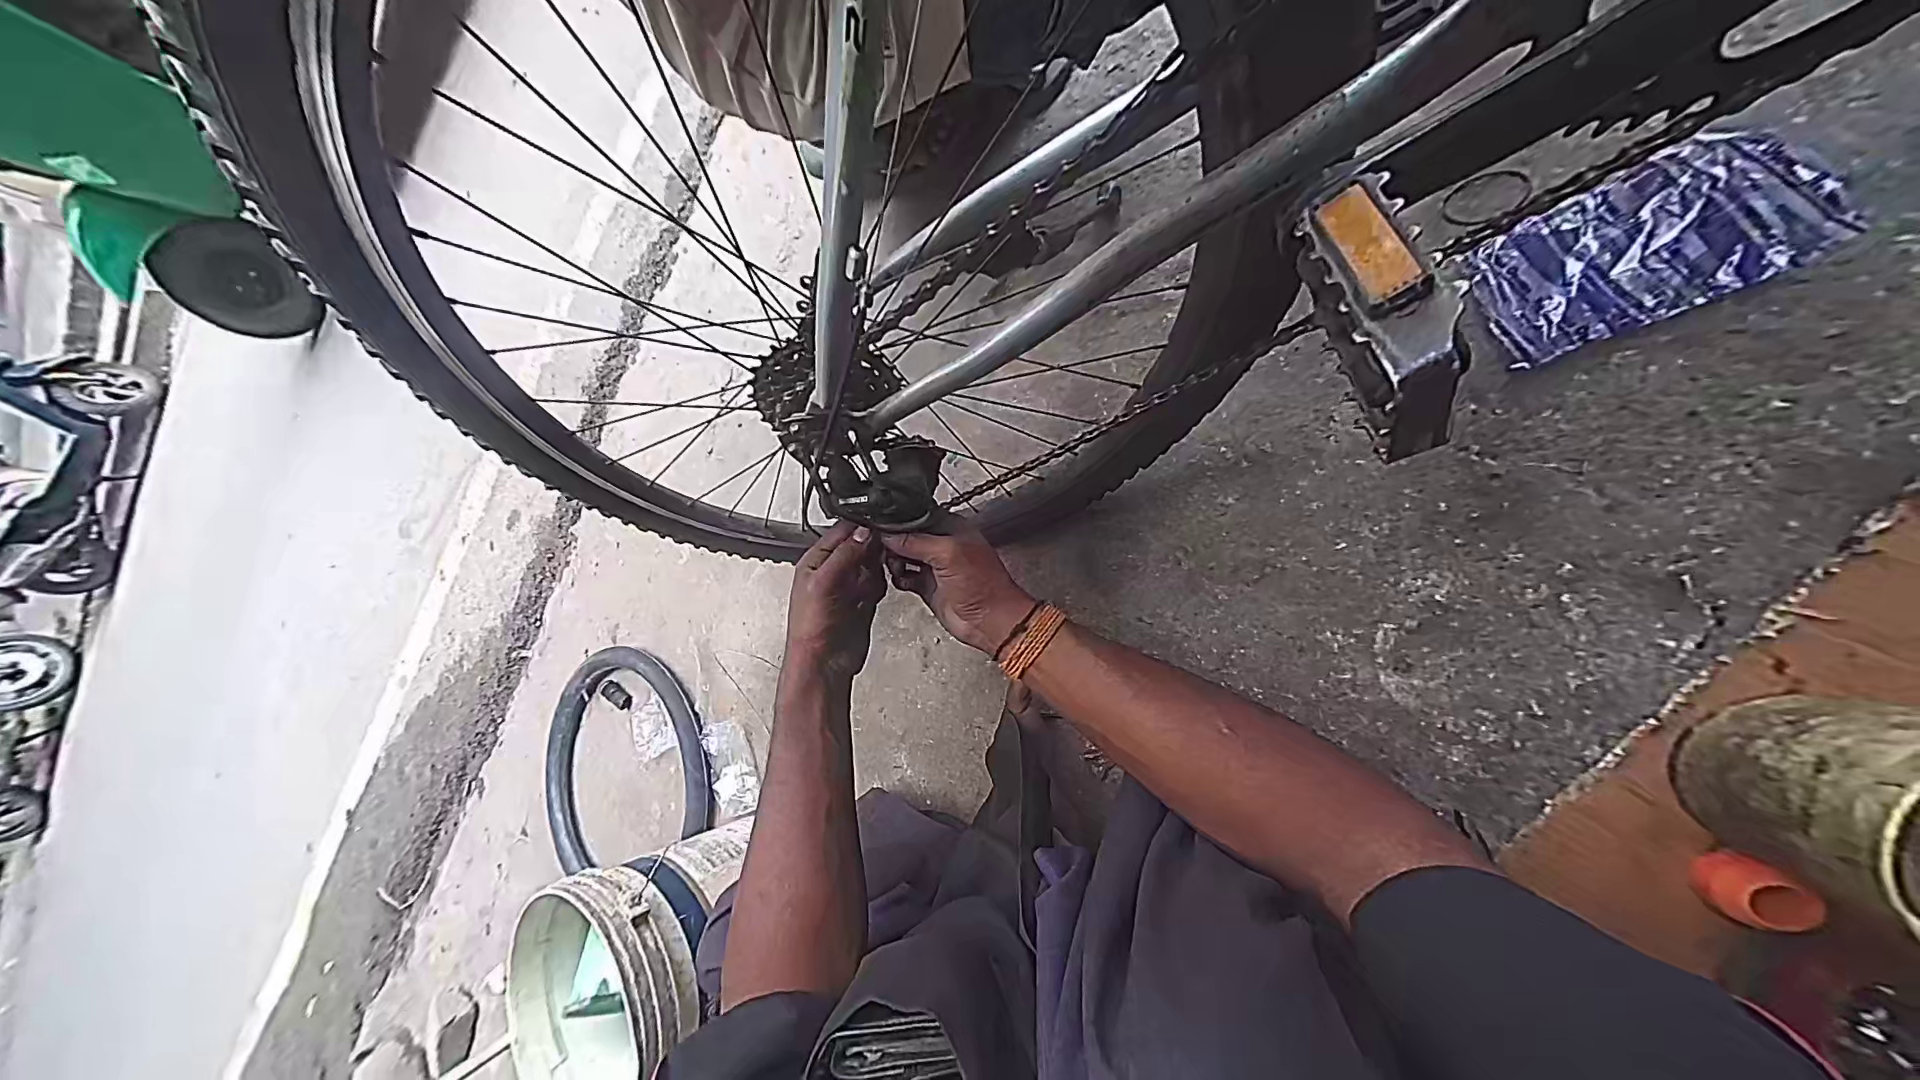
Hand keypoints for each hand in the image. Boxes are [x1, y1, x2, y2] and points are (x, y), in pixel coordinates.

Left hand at [787, 522, 886, 681]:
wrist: (823, 663)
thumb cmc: (811, 628)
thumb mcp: (824, 582)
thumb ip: (844, 555)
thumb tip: (862, 532)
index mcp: (816, 561)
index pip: (841, 533)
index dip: (860, 528)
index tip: (878, 528)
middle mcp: (832, 571)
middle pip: (859, 546)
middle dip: (873, 548)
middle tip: (883, 552)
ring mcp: (848, 586)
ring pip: (871, 564)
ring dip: (878, 567)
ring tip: (875, 576)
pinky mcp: (862, 601)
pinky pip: (876, 583)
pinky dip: (880, 585)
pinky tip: (875, 592)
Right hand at [879, 518, 1034, 655]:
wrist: (989, 620)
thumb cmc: (983, 586)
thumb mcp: (948, 553)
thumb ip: (917, 541)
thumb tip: (890, 536)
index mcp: (953, 529)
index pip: (920, 516)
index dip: (902, 521)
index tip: (886, 528)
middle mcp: (943, 545)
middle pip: (908, 536)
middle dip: (895, 542)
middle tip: (888, 550)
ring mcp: (935, 566)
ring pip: (904, 556)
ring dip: (895, 560)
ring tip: (897, 566)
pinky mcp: (928, 586)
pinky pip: (905, 577)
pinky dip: (899, 578)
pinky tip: (902, 580)